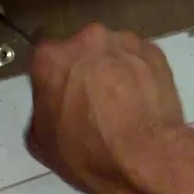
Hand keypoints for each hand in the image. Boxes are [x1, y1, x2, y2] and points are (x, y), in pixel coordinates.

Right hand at [25, 24, 193, 193]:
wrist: (144, 154)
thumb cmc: (86, 152)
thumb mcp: (40, 140)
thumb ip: (41, 106)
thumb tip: (53, 99)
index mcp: (52, 58)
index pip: (45, 59)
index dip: (52, 79)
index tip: (59, 95)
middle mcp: (88, 39)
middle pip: (81, 50)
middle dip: (84, 69)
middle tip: (91, 99)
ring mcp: (124, 41)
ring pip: (112, 52)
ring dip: (112, 69)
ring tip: (122, 101)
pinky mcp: (154, 49)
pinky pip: (138, 58)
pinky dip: (138, 72)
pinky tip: (141, 98)